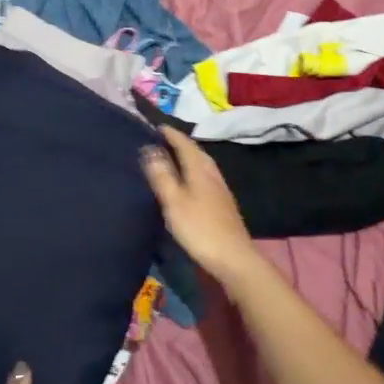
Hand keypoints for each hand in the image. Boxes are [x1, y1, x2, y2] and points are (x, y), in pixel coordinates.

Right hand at [141, 126, 258, 281]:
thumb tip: (150, 148)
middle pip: (196, 152)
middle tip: (163, 140)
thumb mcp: (174, 201)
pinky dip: (194, 171)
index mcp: (200, 169)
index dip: (171, 134)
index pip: (184, 143)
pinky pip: (206, 177)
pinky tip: (190, 182)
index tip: (157, 126)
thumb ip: (161, 175)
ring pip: (203, 164)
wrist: (233, 257)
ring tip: (173, 158)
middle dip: (180, 143)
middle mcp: (212, 174)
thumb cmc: (199, 228)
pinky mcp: (223, 203)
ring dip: (189, 157)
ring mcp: (220, 189)